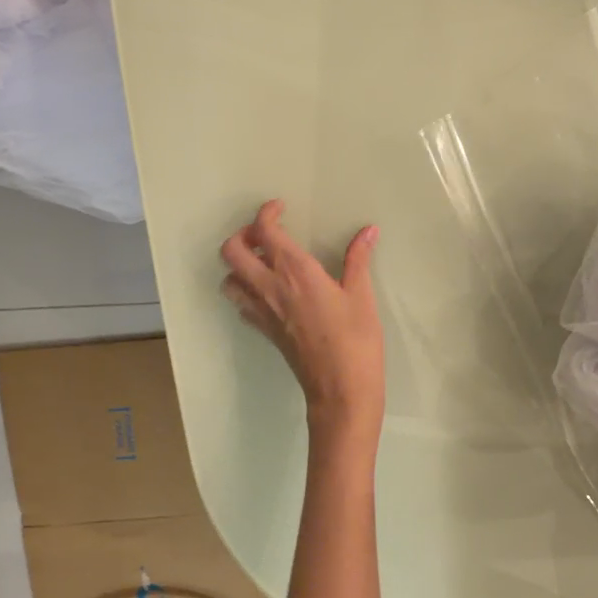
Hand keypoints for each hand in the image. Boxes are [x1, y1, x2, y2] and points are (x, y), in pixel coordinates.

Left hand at [220, 201, 383, 432]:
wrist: (340, 389)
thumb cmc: (356, 340)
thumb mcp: (362, 296)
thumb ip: (358, 259)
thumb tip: (369, 231)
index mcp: (295, 271)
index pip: (265, 231)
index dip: (266, 214)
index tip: (280, 209)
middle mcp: (270, 287)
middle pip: (232, 251)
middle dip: (243, 235)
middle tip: (266, 236)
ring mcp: (262, 312)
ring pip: (229, 279)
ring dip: (238, 265)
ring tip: (262, 263)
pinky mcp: (264, 331)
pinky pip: (241, 304)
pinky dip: (245, 291)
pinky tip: (267, 293)